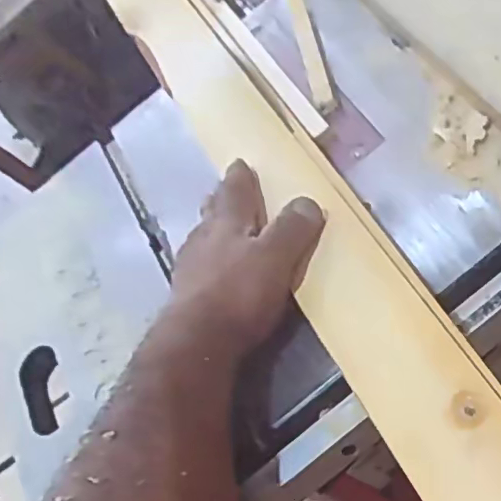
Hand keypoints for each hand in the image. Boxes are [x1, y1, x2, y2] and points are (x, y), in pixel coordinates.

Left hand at [165, 159, 325, 352]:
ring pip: (207, 236)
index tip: (242, 165)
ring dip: (216, 228)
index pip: (237, 194)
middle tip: (227, 190)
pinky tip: (218, 266)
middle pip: (216, 211)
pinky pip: (206, 263)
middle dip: (223, 199)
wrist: (201, 336)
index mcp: (228, 225)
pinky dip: (215, 258)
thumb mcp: (276, 259)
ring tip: (223, 226)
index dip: (242, 180)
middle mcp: (207, 238)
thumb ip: (292, 231)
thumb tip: (308, 201)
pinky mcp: (192, 291)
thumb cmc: (241, 294)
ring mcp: (195, 264)